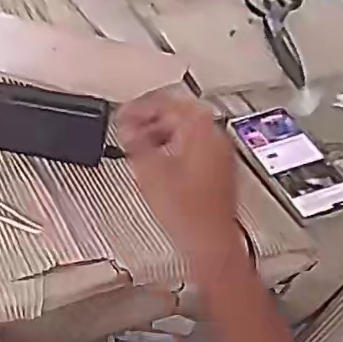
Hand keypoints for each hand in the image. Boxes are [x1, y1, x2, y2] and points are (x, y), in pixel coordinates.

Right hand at [118, 90, 244, 267]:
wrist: (209, 239)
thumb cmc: (189, 212)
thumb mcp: (150, 173)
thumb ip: (136, 145)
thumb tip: (127, 131)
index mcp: (199, 128)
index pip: (166, 102)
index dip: (139, 107)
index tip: (123, 114)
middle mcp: (214, 135)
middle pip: (179, 113)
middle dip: (150, 120)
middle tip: (128, 128)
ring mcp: (219, 152)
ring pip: (186, 130)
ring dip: (161, 134)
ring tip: (139, 146)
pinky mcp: (218, 169)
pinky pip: (193, 147)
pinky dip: (173, 148)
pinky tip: (159, 163)